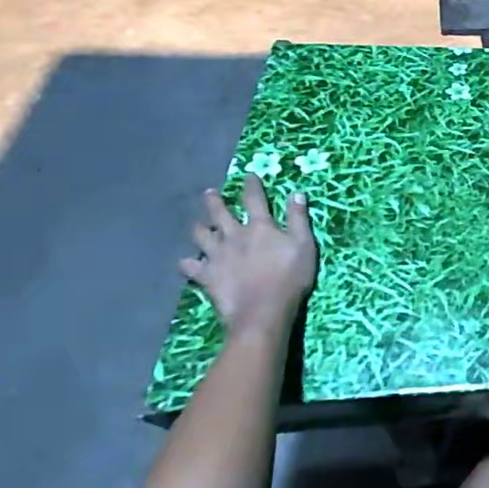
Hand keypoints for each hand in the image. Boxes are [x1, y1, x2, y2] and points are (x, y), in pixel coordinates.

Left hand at [185, 175, 316, 335]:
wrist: (263, 311)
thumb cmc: (289, 278)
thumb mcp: (304, 245)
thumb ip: (299, 218)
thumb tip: (296, 192)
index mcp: (260, 227)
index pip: (254, 199)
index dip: (251, 186)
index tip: (248, 175)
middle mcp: (235, 236)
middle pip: (220, 213)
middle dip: (214, 201)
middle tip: (209, 193)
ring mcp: (218, 255)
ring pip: (201, 235)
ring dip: (199, 227)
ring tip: (197, 223)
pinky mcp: (207, 276)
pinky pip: (191, 267)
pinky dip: (186, 263)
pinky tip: (184, 262)